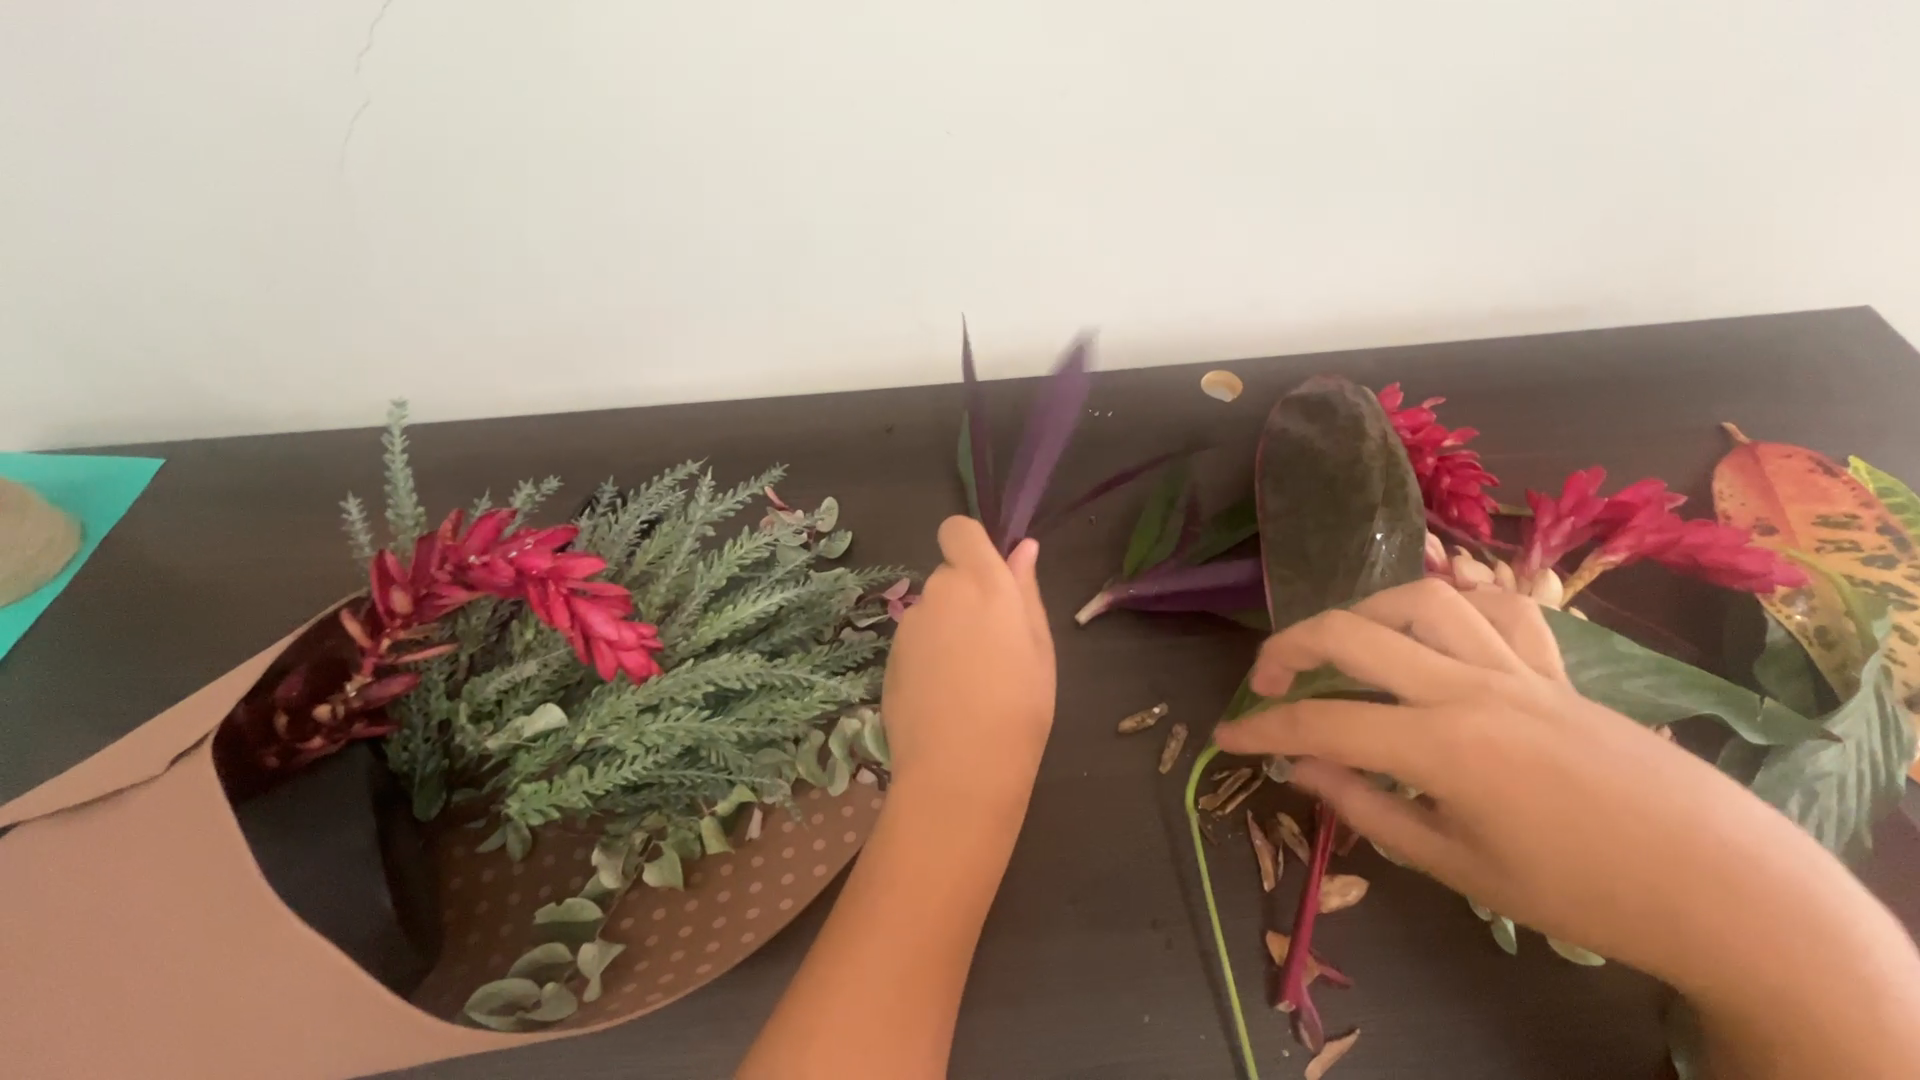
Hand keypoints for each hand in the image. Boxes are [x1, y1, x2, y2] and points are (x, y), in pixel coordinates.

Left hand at [881, 516, 1055, 811]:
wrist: (961, 769)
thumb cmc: (1020, 707)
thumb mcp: (1039, 647)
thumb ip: (1025, 591)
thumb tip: (1022, 548)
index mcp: (981, 582)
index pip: (959, 530)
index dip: (971, 546)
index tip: (990, 579)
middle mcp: (938, 593)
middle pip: (947, 576)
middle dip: (966, 597)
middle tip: (993, 646)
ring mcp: (908, 626)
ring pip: (930, 612)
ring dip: (946, 629)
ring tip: (970, 680)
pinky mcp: (888, 658)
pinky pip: (914, 642)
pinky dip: (928, 657)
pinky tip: (944, 697)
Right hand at [1212, 579, 1911, 1000]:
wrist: (1725, 890)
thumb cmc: (1581, 893)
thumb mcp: (1457, 867)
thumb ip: (1368, 809)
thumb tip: (1302, 770)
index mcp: (1442, 747)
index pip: (1321, 724)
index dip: (1262, 729)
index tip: (1225, 736)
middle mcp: (1469, 689)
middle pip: (1353, 635)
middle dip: (1288, 649)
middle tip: (1264, 681)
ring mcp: (1517, 670)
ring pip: (1422, 600)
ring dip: (1364, 614)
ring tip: (1344, 645)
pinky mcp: (1556, 669)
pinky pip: (1501, 609)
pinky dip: (1458, 603)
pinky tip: (1437, 624)